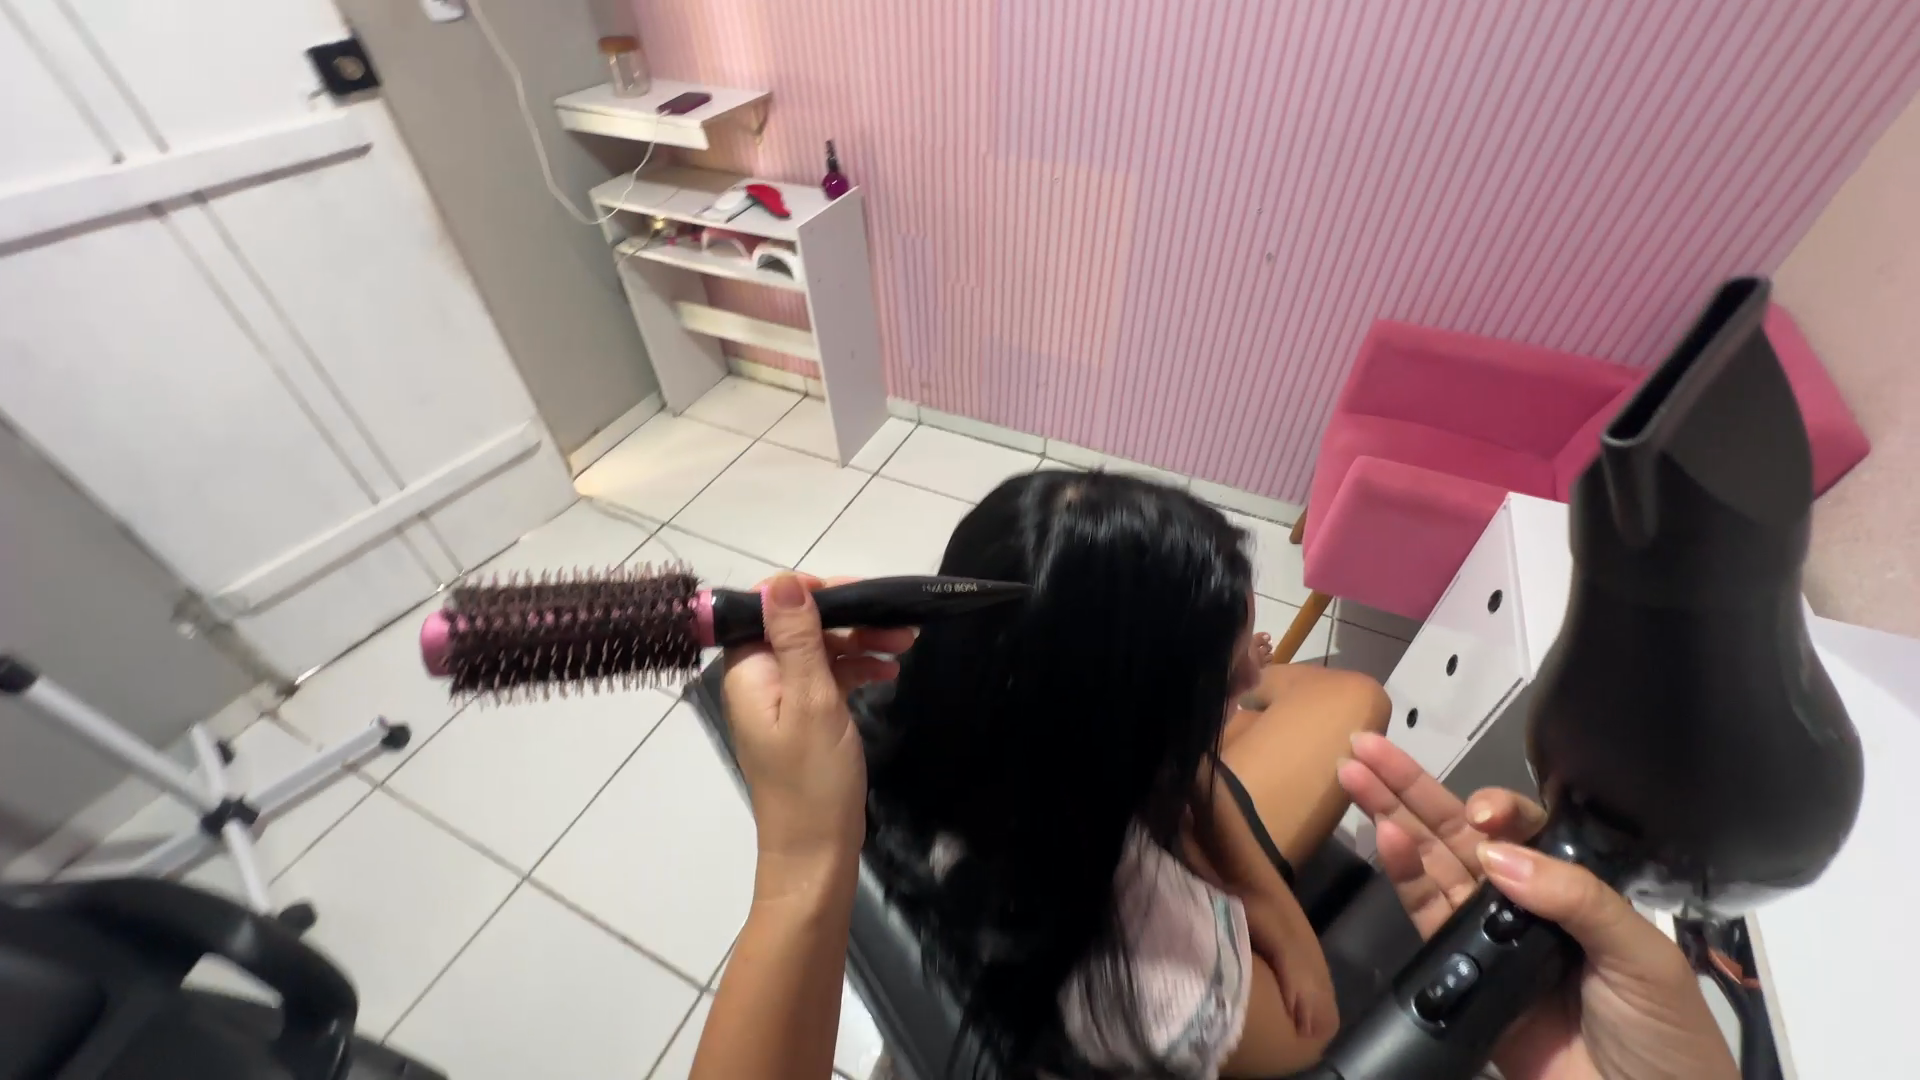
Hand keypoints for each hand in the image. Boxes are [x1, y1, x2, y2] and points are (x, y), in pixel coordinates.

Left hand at [722, 574, 913, 899]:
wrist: (817, 851)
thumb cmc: (813, 777)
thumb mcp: (811, 699)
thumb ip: (797, 638)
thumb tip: (783, 580)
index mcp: (749, 668)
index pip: (771, 606)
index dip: (814, 593)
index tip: (862, 595)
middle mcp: (761, 676)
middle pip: (801, 625)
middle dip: (849, 618)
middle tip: (898, 620)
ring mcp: (783, 696)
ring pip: (821, 649)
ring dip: (861, 641)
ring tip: (907, 642)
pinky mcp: (805, 715)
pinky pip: (829, 676)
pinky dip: (859, 668)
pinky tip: (890, 672)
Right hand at [1338, 734, 1737, 1079]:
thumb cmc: (1662, 1035)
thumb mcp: (1644, 959)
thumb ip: (1577, 898)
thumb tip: (1494, 855)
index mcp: (1566, 882)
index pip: (1518, 827)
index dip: (1494, 808)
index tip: (1484, 816)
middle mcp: (1516, 892)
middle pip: (1453, 827)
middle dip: (1408, 783)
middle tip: (1365, 745)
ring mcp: (1479, 924)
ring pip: (1425, 854)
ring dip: (1387, 811)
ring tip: (1351, 772)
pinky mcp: (1450, 957)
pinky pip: (1420, 904)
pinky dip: (1398, 867)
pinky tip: (1380, 833)